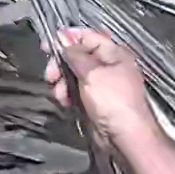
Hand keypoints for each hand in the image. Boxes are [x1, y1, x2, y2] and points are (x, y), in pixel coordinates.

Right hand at [44, 28, 157, 151]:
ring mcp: (100, 83)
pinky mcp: (94, 99)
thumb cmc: (115, 102)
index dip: (67, 38)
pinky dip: (66, 94)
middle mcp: (107, 66)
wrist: (126, 138)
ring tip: (60, 93)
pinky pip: (74, 90)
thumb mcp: (92, 72)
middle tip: (51, 74)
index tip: (49, 44)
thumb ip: (74, 53)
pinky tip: (65, 101)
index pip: (87, 36)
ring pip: (72, 73)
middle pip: (76, 55)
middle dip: (60, 64)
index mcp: (114, 53)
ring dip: (61, 81)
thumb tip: (63, 38)